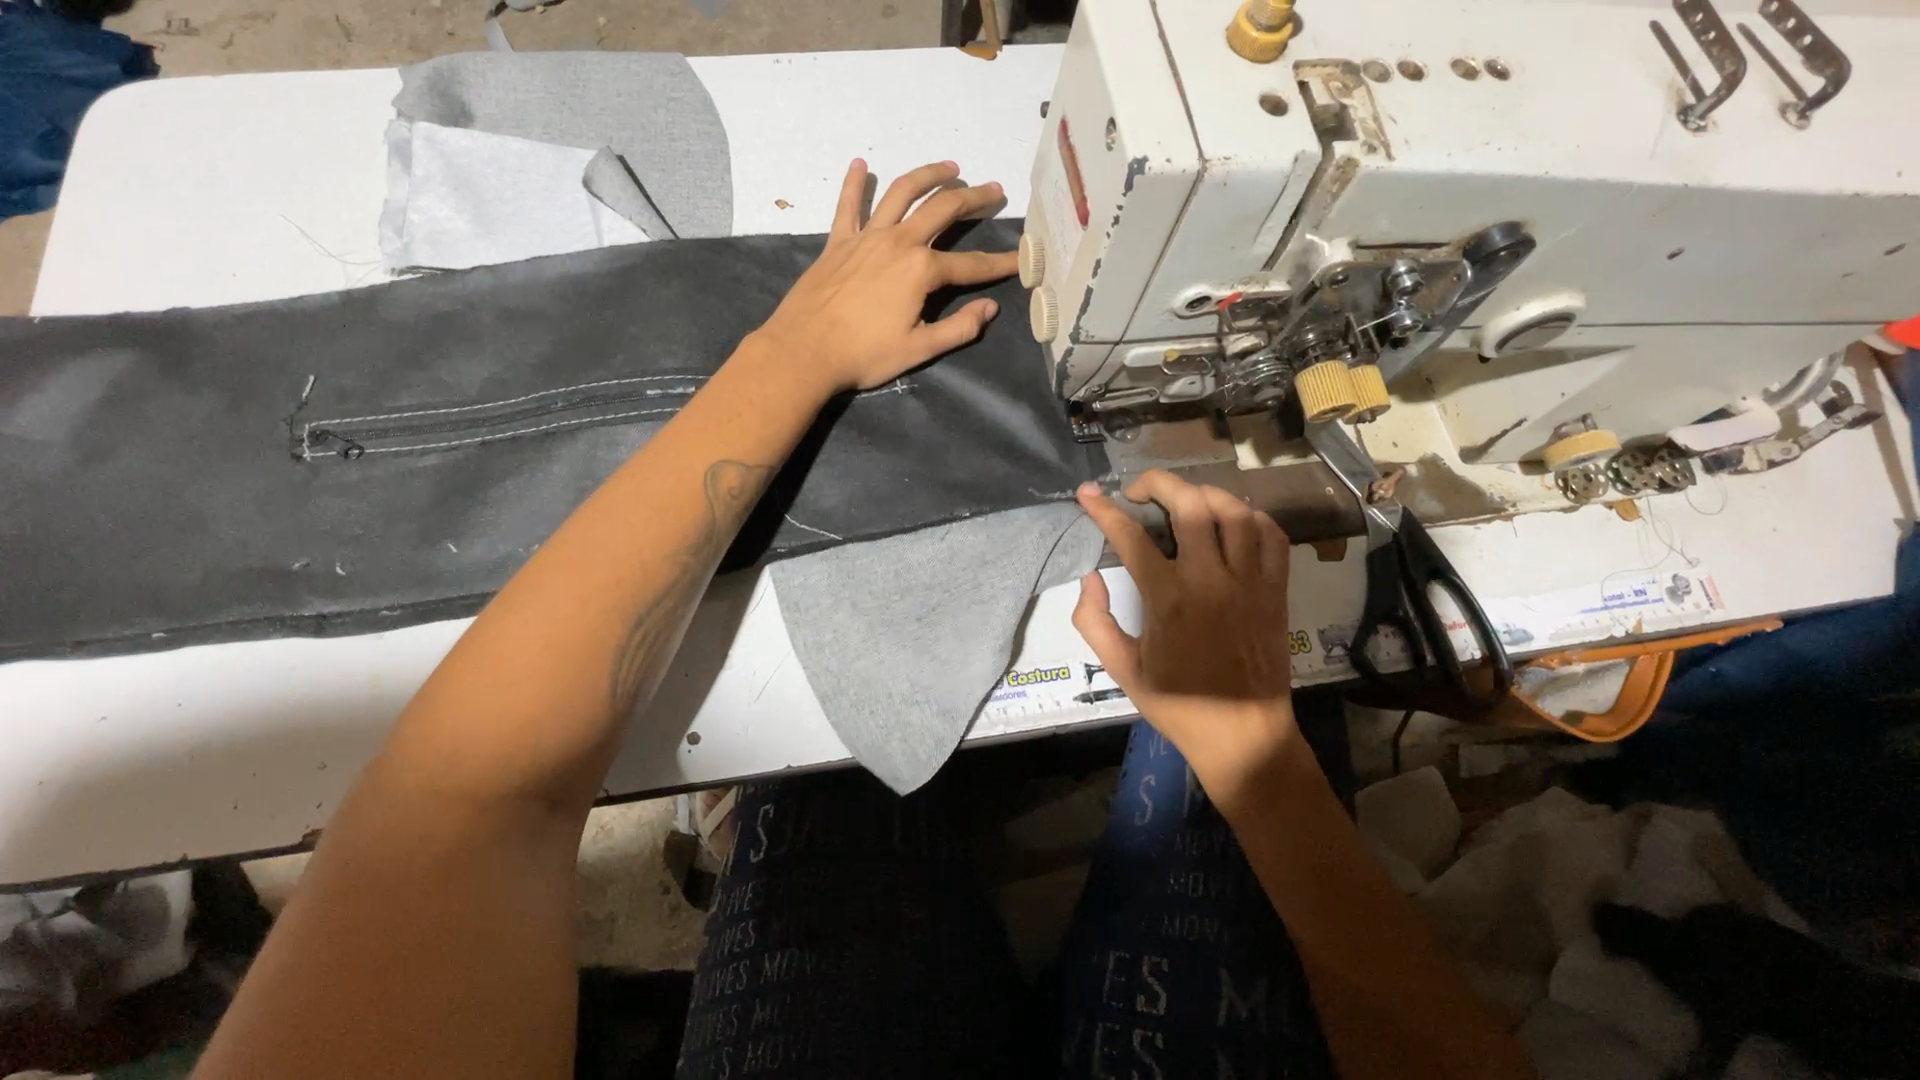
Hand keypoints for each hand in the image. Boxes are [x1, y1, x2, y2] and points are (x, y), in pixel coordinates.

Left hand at [748, 159, 1016, 393]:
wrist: (804, 351)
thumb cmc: (864, 355)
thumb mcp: (919, 349)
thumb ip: (959, 328)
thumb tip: (989, 309)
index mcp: (922, 270)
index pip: (971, 264)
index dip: (999, 263)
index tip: (1021, 259)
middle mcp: (898, 242)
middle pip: (943, 209)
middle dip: (973, 198)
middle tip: (994, 190)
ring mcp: (866, 237)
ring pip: (902, 193)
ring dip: (929, 175)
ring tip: (950, 167)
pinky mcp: (838, 242)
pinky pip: (849, 205)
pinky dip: (855, 183)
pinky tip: (860, 164)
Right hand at [1072, 470, 1302, 812]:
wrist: (1242, 735)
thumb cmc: (1178, 705)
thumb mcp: (1122, 670)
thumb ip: (1094, 621)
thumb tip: (1090, 578)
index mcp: (1167, 599)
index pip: (1131, 537)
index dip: (1104, 509)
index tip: (1088, 493)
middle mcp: (1210, 580)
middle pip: (1190, 504)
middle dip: (1159, 483)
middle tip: (1140, 491)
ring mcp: (1249, 582)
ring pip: (1234, 511)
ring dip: (1205, 494)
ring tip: (1186, 501)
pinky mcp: (1277, 590)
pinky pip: (1273, 536)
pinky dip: (1253, 518)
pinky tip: (1233, 523)